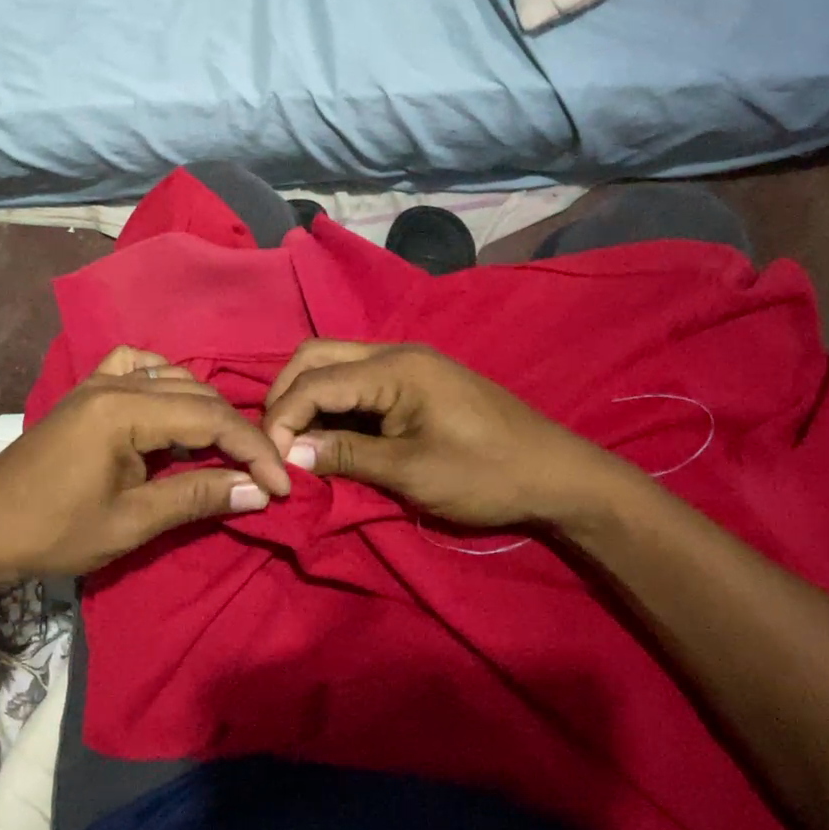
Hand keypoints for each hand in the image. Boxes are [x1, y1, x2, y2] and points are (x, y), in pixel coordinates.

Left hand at [0, 347, 291, 592]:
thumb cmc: (52, 533)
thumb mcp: (131, 522)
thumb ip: (197, 498)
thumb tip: (260, 489)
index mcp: (123, 408)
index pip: (210, 419)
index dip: (253, 450)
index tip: (282, 485)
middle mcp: (112, 382)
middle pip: (195, 396)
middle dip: (235, 433)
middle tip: (262, 474)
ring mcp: (94, 383)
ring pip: (170, 380)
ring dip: (205, 411)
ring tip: (227, 451)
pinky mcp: (82, 396)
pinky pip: (134, 371)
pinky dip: (164, 385)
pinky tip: (171, 409)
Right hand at [260, 340, 627, 528]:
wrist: (558, 476)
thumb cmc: (486, 474)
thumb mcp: (411, 472)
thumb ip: (345, 456)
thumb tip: (288, 455)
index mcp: (395, 368)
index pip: (313, 381)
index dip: (281, 419)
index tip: (270, 462)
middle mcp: (395, 353)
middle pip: (315, 357)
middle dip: (285, 398)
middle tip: (276, 445)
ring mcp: (406, 364)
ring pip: (332, 365)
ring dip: (306, 399)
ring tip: (295, 444)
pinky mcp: (414, 383)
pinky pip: (355, 381)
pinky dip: (330, 405)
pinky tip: (327, 437)